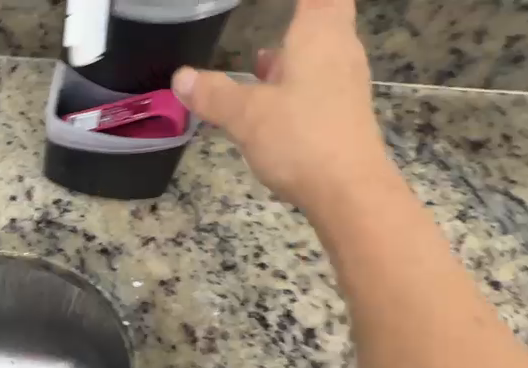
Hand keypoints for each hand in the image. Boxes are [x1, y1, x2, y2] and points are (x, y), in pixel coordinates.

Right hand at [172, 0, 392, 214]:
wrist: (347, 189)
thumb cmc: (300, 139)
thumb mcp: (247, 116)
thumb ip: (215, 95)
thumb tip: (181, 77)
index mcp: (319, 33)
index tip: (277, 6)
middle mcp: (340, 47)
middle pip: (325, 13)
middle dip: (299, 15)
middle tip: (275, 21)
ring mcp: (346, 80)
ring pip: (321, 49)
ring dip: (294, 52)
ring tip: (263, 60)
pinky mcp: (344, 111)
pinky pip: (319, 80)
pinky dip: (297, 81)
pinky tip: (275, 101)